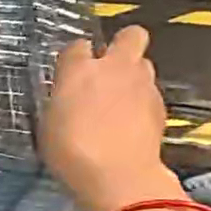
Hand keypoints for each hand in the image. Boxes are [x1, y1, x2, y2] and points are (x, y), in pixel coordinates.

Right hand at [39, 26, 178, 210]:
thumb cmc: (70, 151)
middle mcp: (115, 68)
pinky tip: (130, 123)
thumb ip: (62, 100)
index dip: (75, 56)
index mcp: (79, 70)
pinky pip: (151, 94)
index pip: (77, 46)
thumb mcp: (49, 123)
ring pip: (144, 64)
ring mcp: (143, 85)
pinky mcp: (161, 107)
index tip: (70, 70)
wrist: (116, 175)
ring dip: (133, 75)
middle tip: (109, 66)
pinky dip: (142, 102)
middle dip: (122, 44)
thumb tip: (68, 98)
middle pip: (130, 35)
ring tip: (118, 99)